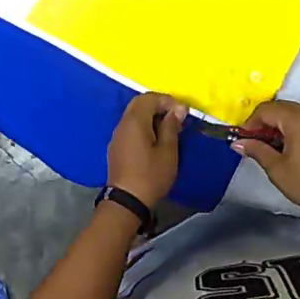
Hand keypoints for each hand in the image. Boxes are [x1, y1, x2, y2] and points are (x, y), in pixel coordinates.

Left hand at [107, 92, 185, 207]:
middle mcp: (122, 124)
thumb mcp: (168, 151)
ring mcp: (117, 136)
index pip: (149, 98)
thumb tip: (177, 109)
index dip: (167, 100)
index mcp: (134, 121)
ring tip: (168, 130)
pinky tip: (155, 140)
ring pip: (133, 116)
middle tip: (176, 118)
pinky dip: (143, 127)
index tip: (183, 113)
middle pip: (139, 104)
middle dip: (158, 106)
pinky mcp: (116, 147)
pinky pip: (130, 128)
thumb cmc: (151, 175)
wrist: (127, 201)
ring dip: (151, 117)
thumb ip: (171, 126)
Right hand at [233, 100, 299, 217]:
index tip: (243, 141)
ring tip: (272, 149)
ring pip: (294, 114)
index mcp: (298, 118)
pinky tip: (289, 150)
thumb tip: (238, 143)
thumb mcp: (277, 168)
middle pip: (280, 109)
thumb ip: (256, 150)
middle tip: (255, 145)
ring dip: (279, 127)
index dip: (250, 124)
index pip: (266, 110)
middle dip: (264, 124)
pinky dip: (293, 129)